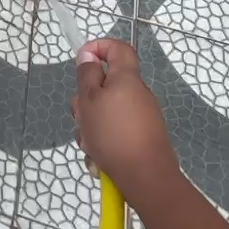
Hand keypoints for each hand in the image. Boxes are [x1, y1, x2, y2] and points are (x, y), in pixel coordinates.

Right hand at [71, 38, 181, 203]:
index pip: (119, 48)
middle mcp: (137, 95)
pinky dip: (103, 139)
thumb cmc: (113, 134)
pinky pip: (115, 130)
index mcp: (127, 79)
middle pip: (106, 84)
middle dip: (86, 98)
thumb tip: (89, 56)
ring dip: (92, 123)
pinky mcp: (142, 139)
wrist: (148, 181)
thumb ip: (87, 74)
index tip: (82, 60)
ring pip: (107, 110)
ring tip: (88, 143)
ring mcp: (142, 118)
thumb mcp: (89, 99)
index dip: (99, 46)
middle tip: (80, 114)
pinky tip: (97, 157)